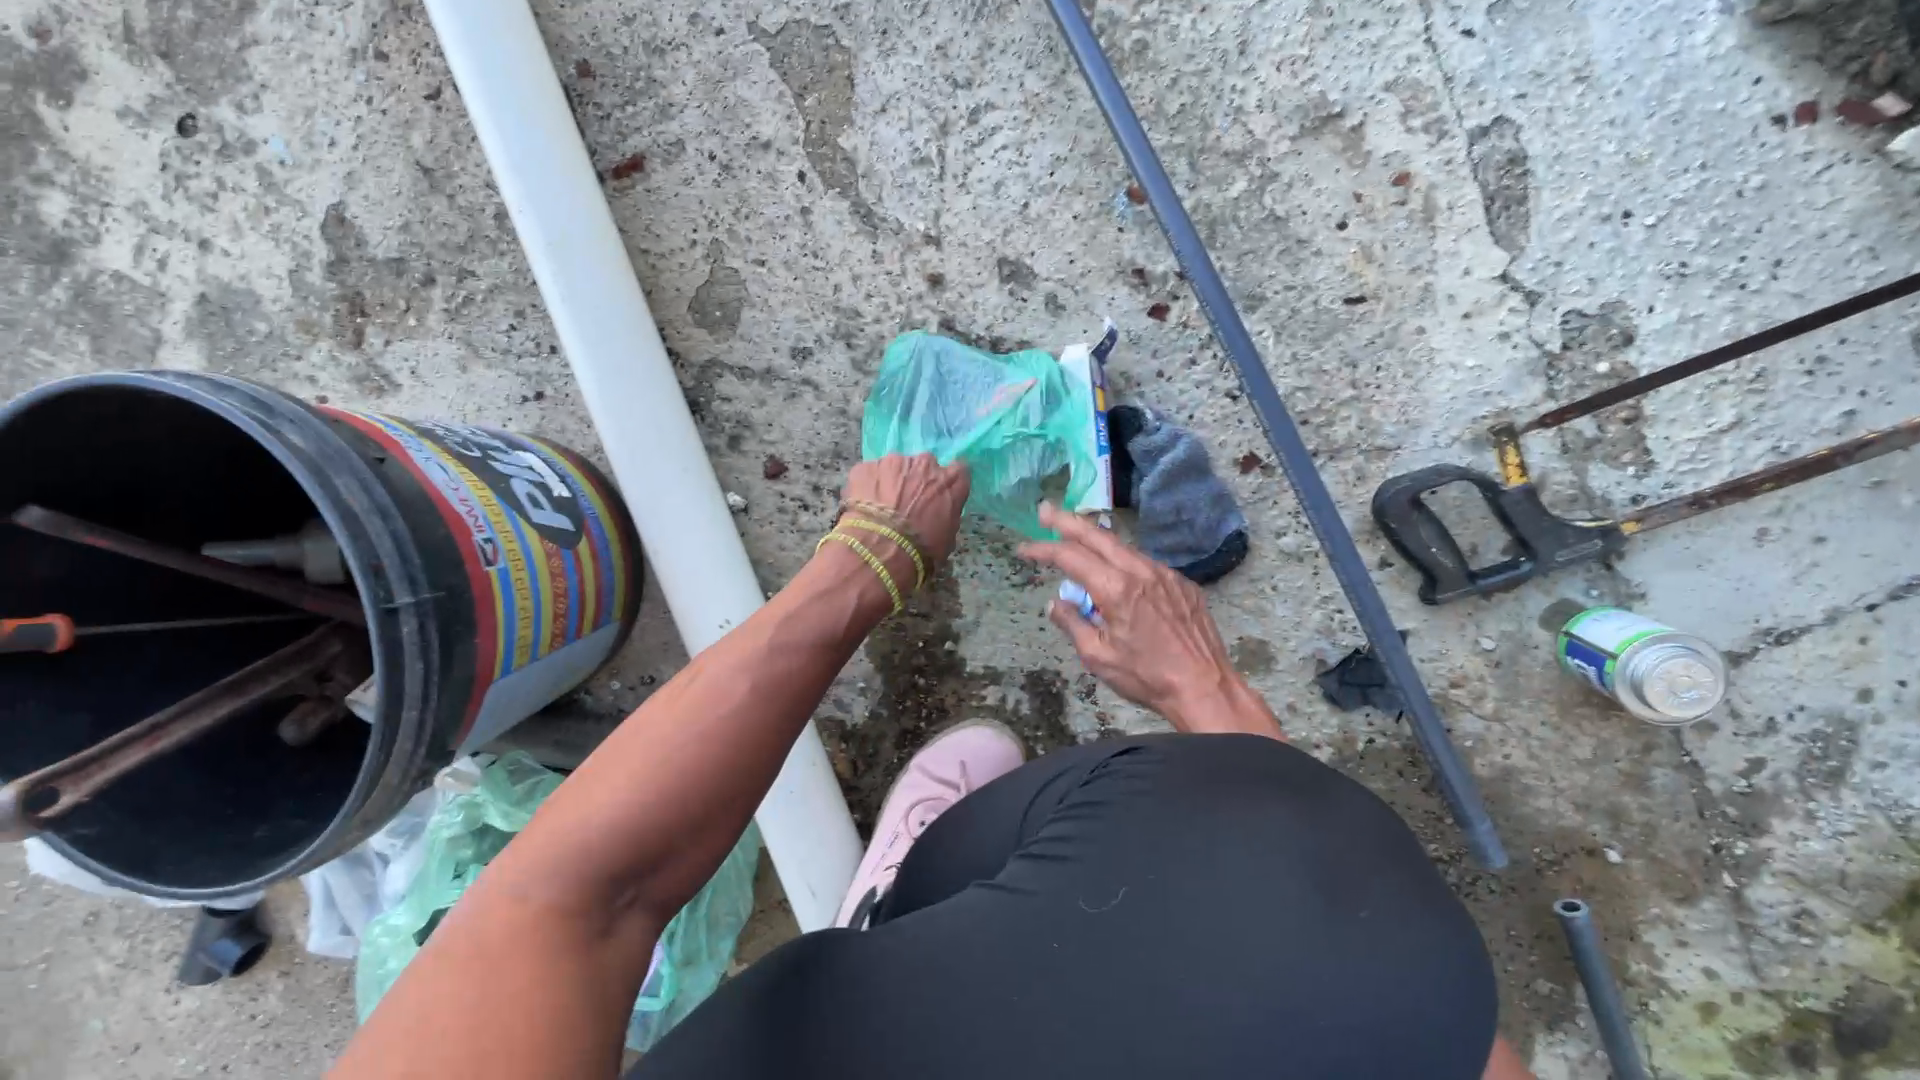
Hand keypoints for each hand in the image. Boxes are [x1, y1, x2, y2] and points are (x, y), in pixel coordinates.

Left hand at [838, 454, 970, 570]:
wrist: (881, 548)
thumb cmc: (921, 549)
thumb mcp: (947, 539)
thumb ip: (946, 517)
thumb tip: (939, 516)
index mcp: (951, 482)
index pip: (958, 471)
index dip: (946, 484)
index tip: (939, 496)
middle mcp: (925, 464)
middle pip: (924, 466)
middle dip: (917, 480)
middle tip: (908, 504)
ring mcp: (893, 462)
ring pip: (895, 468)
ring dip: (892, 482)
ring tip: (881, 507)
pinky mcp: (866, 467)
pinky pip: (869, 474)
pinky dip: (867, 486)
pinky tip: (863, 507)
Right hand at [1019, 503, 1278, 737]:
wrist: (1204, 687)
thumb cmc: (1147, 677)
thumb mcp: (1098, 657)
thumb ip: (1073, 624)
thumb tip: (1056, 604)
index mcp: (1115, 589)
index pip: (1070, 557)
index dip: (1043, 549)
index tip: (1024, 549)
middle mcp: (1141, 571)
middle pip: (1097, 536)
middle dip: (1067, 521)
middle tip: (1044, 510)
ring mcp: (1165, 574)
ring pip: (1124, 548)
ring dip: (1097, 542)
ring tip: (1078, 543)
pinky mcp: (1182, 584)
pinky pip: (1146, 565)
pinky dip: (1125, 563)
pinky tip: (1119, 577)